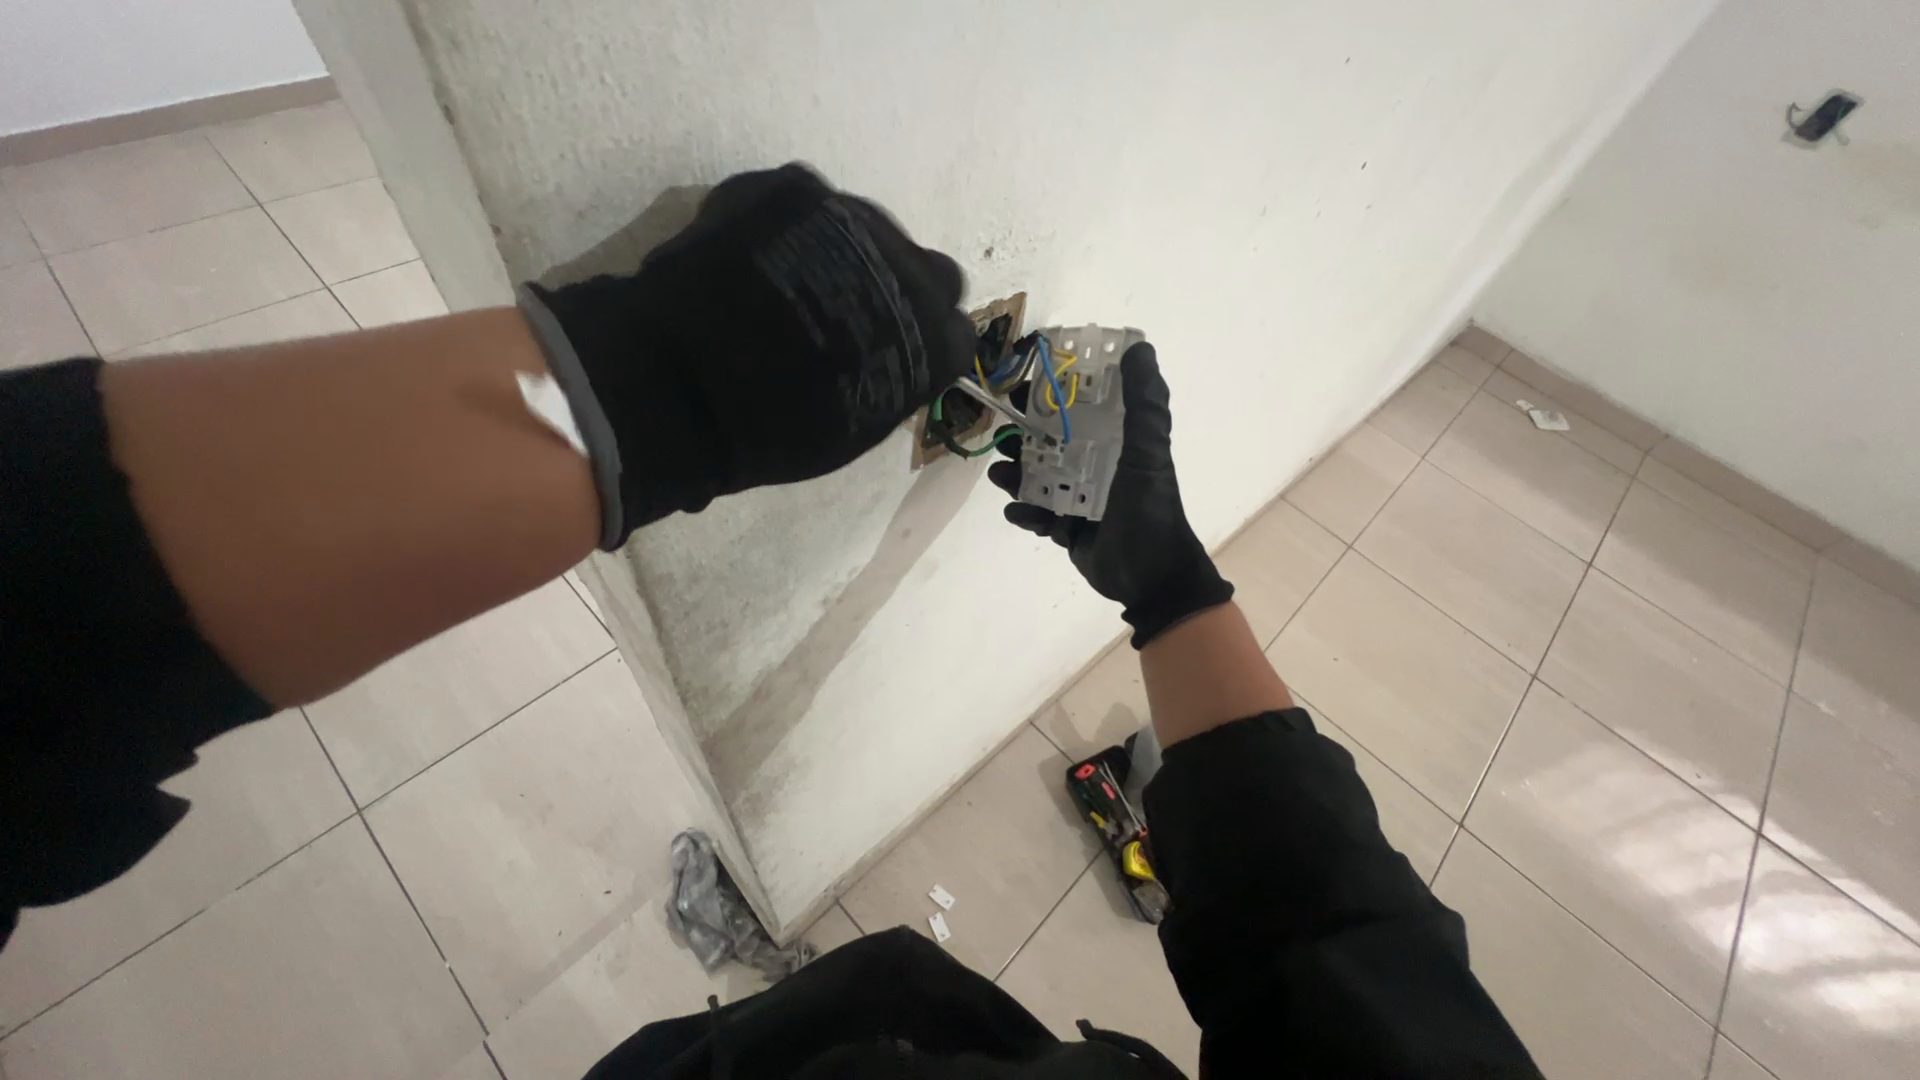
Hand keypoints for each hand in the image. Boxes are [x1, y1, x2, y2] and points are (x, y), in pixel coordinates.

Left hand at [521, 163, 975, 548]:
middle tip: (849, 313)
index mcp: (933, 337)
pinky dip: (790, 227)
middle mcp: (911, 269)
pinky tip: (753, 260)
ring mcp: (855, 219)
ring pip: (869, 230)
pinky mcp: (795, 189)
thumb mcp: (855, 423)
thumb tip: (882, 350)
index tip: (890, 349)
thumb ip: (889, 377)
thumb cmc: (775, 430)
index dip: (922, 337)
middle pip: (926, 270)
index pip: (954, 327)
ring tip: (790, 286)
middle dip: (897, 287)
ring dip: (847, 253)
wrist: (684, 385)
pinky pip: (809, 204)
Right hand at [989, 343, 1233, 646]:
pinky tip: (1014, 512)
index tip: (1027, 387)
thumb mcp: (1148, 455)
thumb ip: (1144, 406)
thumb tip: (1140, 348)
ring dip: (1017, 477)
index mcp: (1118, 444)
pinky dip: (1026, 514)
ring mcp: (1082, 501)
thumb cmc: (1151, 512)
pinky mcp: (1070, 531)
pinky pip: (1041, 517)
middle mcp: (1098, 467)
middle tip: (1003, 435)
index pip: (1083, 410)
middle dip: (1025, 439)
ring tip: (999, 475)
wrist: (1152, 579)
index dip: (1055, 397)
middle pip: (1053, 445)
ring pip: (1040, 481)